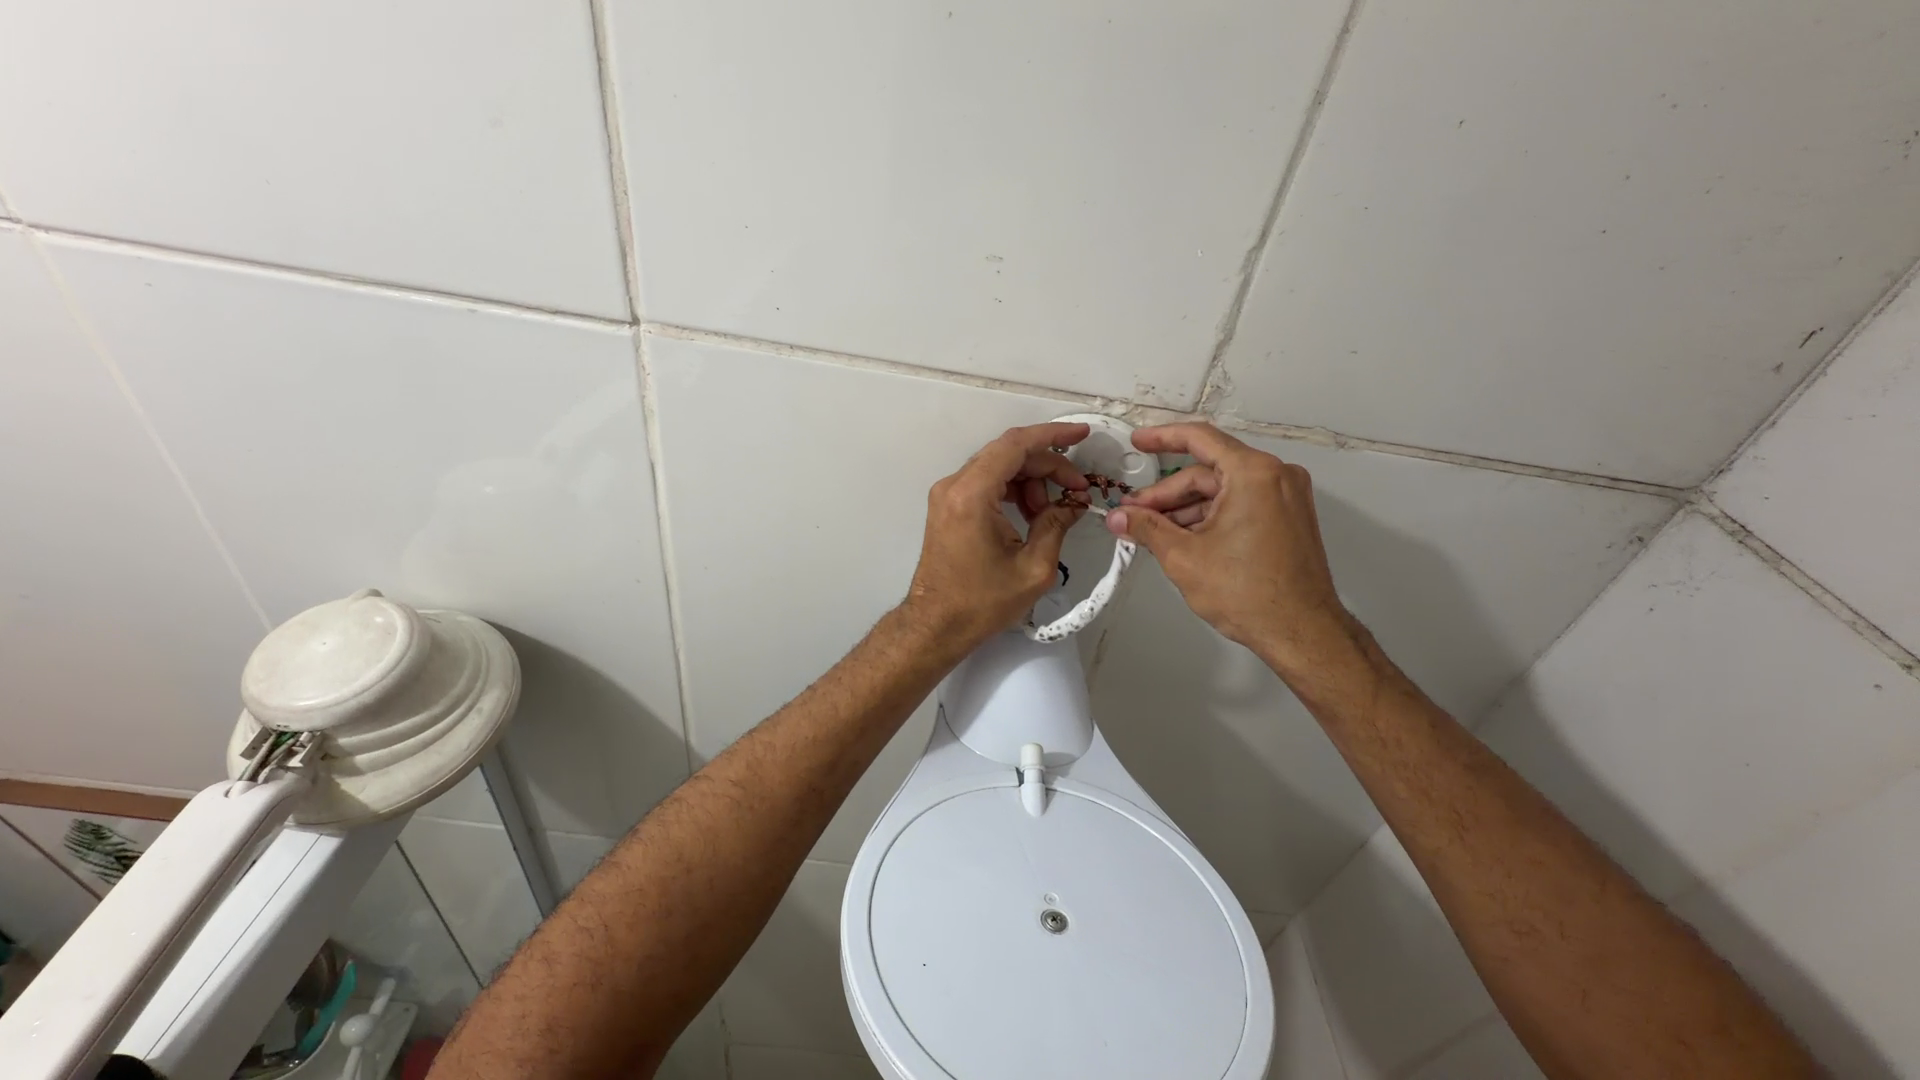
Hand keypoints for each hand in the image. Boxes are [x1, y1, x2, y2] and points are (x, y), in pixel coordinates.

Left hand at [905, 422, 1090, 649]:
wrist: (936, 624)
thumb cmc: (980, 603)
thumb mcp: (1033, 568)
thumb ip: (1055, 525)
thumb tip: (1074, 503)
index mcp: (972, 495)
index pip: (1015, 445)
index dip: (1052, 435)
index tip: (1082, 435)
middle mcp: (954, 486)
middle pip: (1008, 453)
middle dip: (1047, 465)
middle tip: (1076, 490)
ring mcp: (947, 494)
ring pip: (998, 466)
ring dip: (1031, 480)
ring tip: (1052, 511)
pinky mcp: (948, 506)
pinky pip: (986, 482)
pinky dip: (1013, 489)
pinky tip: (1032, 514)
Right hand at [1105, 423, 1358, 674]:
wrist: (1301, 632)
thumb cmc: (1248, 593)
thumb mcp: (1184, 556)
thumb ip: (1147, 528)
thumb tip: (1119, 517)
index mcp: (1253, 473)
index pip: (1200, 439)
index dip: (1162, 438)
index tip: (1138, 442)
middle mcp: (1276, 476)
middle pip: (1208, 471)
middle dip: (1167, 493)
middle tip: (1133, 514)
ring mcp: (1287, 498)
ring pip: (1223, 491)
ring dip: (1186, 509)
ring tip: (1152, 532)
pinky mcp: (1289, 519)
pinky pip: (1241, 505)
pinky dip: (1210, 517)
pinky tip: (1183, 539)